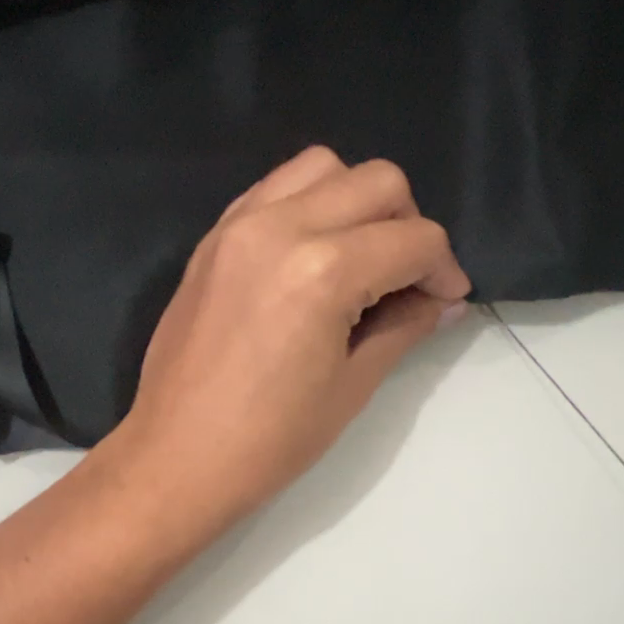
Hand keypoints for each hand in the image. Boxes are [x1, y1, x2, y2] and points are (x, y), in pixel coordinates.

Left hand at [107, 146, 471, 523]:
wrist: (177, 456)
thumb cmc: (271, 439)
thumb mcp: (352, 386)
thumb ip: (405, 327)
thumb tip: (443, 300)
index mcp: (323, 271)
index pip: (414, 240)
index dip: (444, 270)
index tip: (446, 300)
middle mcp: (281, 227)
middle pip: (378, 182)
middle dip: (409, 226)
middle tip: (406, 279)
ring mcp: (240, 224)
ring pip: (323, 167)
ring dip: (358, 201)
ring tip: (359, 257)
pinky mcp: (214, 236)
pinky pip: (275, 188)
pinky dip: (308, 204)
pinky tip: (312, 253)